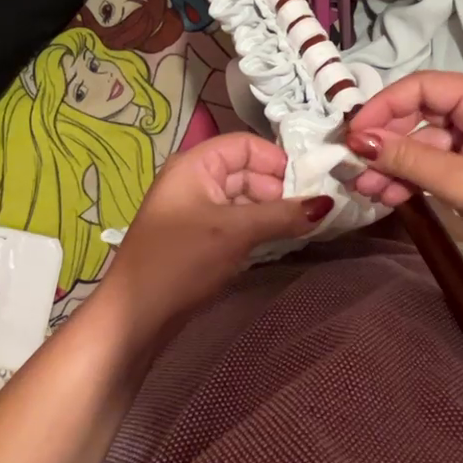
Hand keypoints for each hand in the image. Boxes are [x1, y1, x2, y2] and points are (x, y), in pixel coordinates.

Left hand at [99, 133, 331, 334]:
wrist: (135, 317)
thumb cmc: (181, 261)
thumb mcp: (235, 233)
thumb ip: (282, 215)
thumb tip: (327, 204)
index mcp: (195, 164)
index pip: (245, 145)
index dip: (278, 159)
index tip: (311, 182)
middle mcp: (193, 180)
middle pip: (246, 170)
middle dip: (279, 188)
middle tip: (313, 210)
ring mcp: (194, 210)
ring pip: (243, 198)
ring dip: (271, 210)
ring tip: (303, 227)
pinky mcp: (197, 237)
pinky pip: (235, 221)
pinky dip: (257, 227)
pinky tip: (280, 241)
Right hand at [345, 72, 462, 269]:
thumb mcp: (461, 181)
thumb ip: (408, 159)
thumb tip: (357, 141)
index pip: (419, 87)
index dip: (381, 107)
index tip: (351, 135)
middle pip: (418, 114)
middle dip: (384, 141)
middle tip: (351, 167)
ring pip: (423, 142)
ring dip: (394, 164)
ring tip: (364, 190)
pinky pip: (436, 161)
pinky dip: (413, 177)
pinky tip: (388, 195)